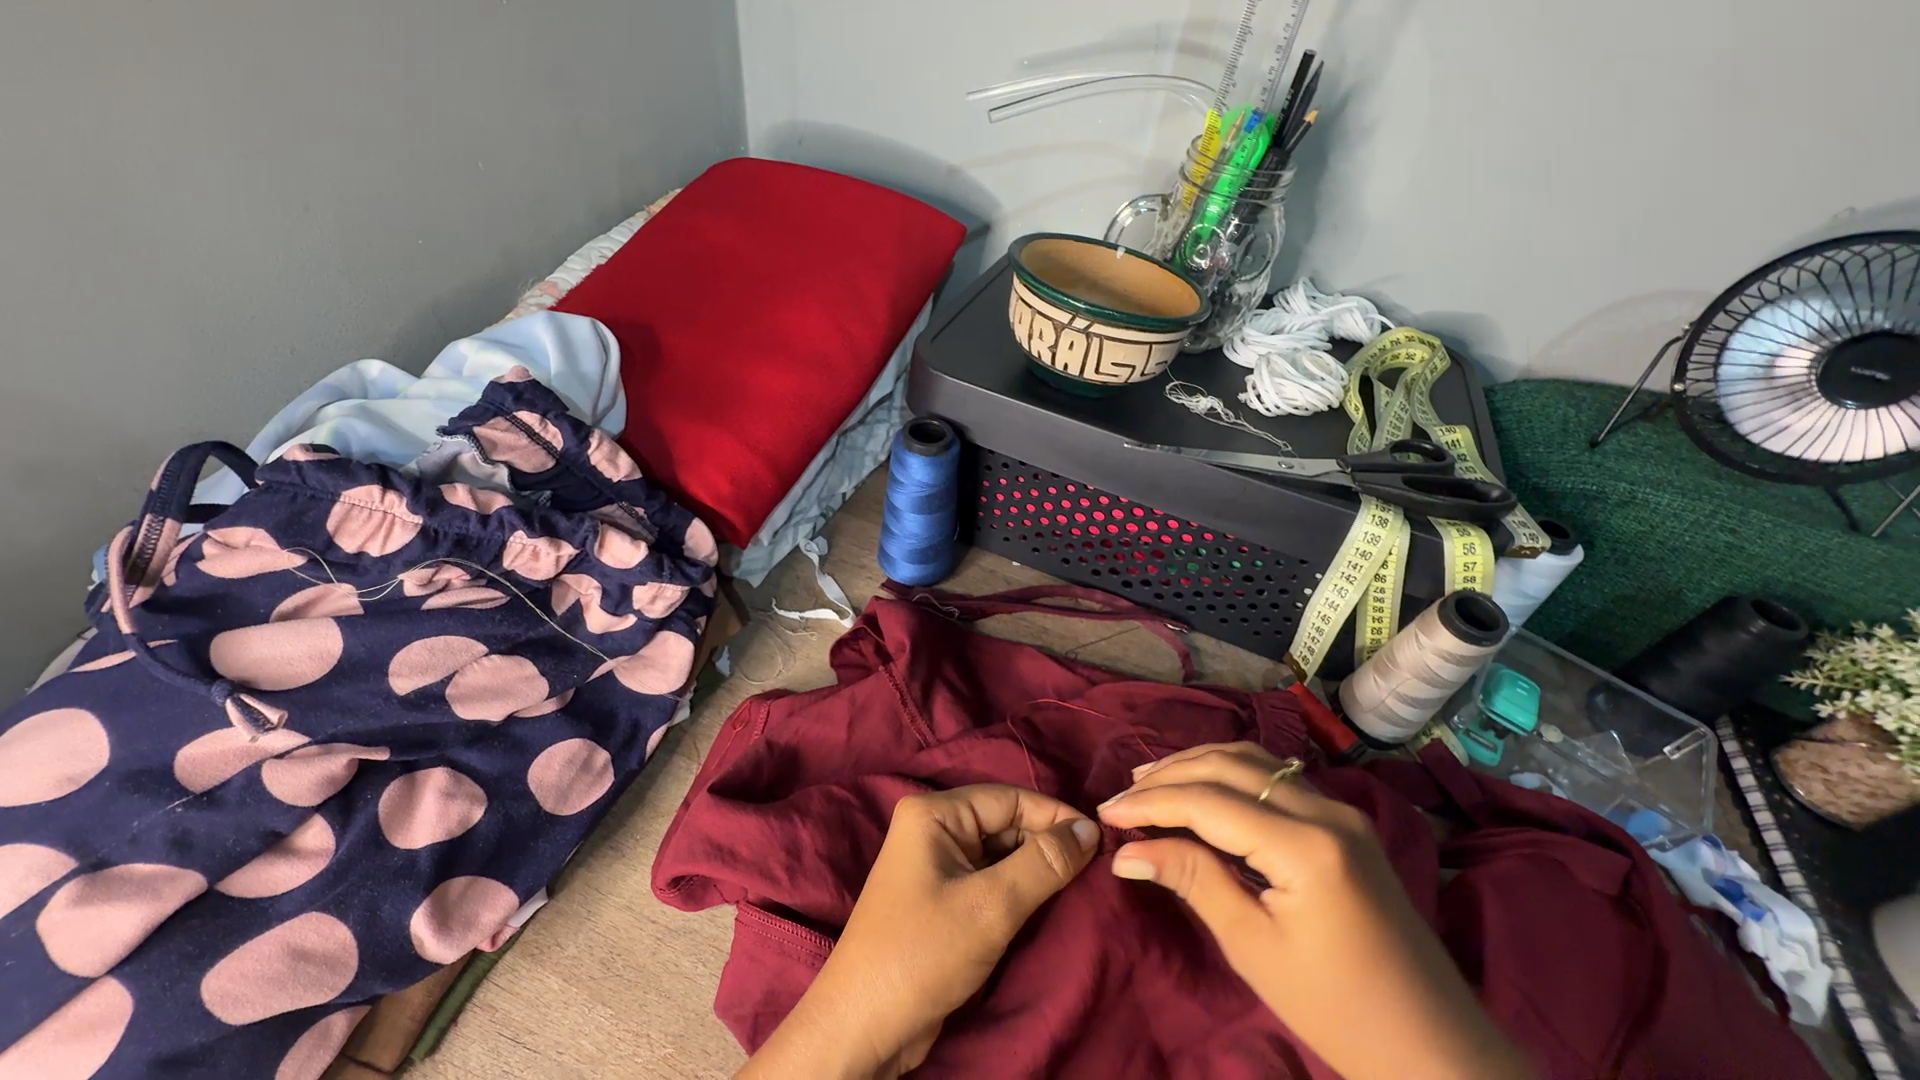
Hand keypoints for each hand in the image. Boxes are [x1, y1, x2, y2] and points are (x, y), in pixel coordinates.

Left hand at [739, 784, 1099, 1079]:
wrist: (865, 1026)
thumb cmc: (923, 954)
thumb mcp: (992, 906)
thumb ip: (1044, 863)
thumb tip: (1090, 829)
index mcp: (934, 814)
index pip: (1010, 798)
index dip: (1056, 817)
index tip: (1102, 842)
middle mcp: (932, 828)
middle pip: (1005, 822)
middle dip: (1047, 843)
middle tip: (1095, 869)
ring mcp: (935, 864)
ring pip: (1001, 852)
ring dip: (1036, 869)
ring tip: (1079, 887)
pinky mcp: (941, 897)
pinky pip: (990, 879)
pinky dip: (1019, 889)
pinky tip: (1048, 904)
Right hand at [1098, 742, 1532, 1079]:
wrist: (1431, 1042)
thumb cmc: (1335, 1007)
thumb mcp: (1253, 946)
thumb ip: (1193, 880)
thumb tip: (1127, 850)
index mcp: (1306, 846)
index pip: (1209, 801)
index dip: (1152, 803)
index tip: (1105, 813)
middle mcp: (1326, 810)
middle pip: (1230, 766)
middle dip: (1169, 776)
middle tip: (1121, 796)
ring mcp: (1341, 811)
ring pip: (1255, 762)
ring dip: (1199, 765)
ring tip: (1150, 783)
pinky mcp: (1346, 823)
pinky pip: (1277, 779)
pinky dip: (1231, 776)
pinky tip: (1203, 789)